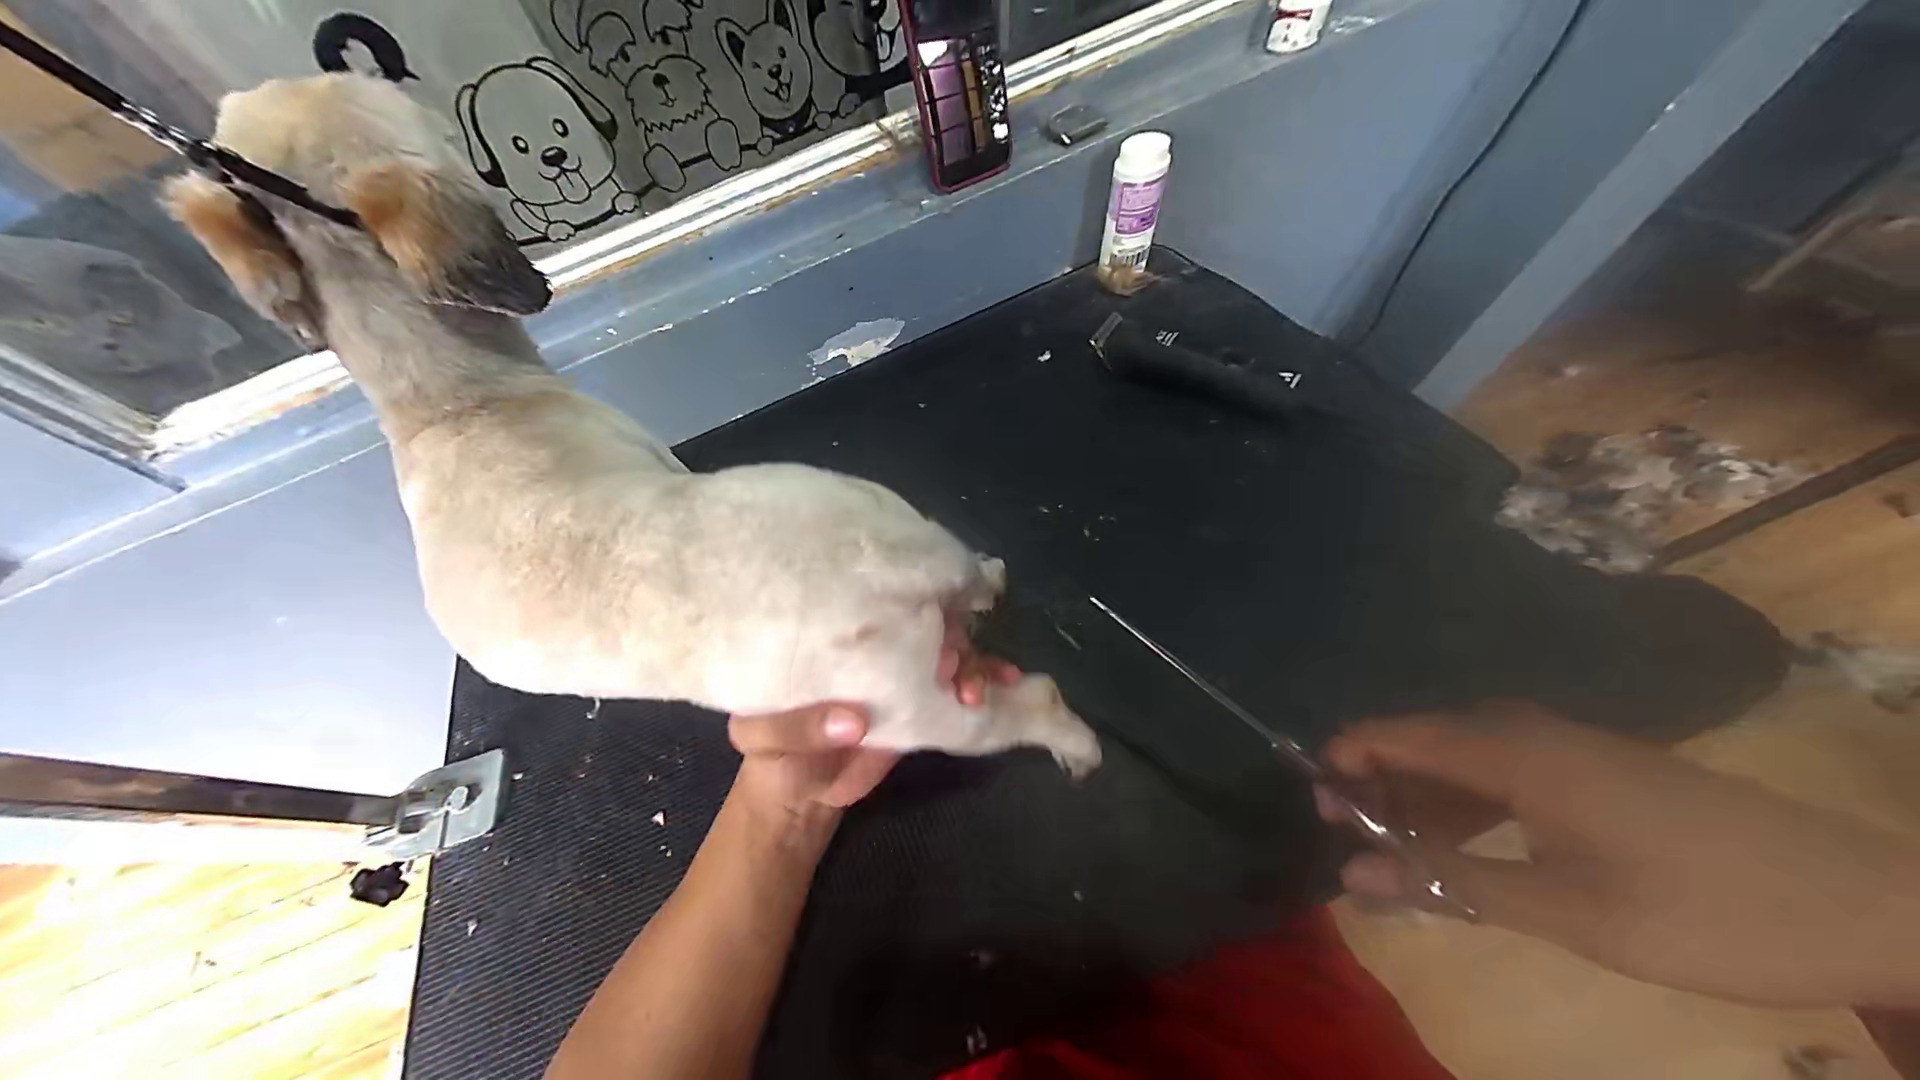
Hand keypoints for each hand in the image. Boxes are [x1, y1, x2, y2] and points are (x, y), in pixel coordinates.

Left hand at [726, 620, 1016, 820]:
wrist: (802, 791)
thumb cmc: (774, 752)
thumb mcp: (763, 737)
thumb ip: (797, 727)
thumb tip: (854, 720)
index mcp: (831, 633)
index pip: (869, 597)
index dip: (899, 598)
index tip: (920, 615)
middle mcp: (873, 640)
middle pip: (922, 618)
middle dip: (947, 635)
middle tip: (950, 668)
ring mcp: (904, 668)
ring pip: (950, 647)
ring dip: (972, 661)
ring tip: (974, 689)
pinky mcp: (926, 700)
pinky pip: (961, 683)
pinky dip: (987, 677)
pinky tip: (1007, 680)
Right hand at [1320, 700, 1919, 1006]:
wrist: (1874, 904)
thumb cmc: (1704, 906)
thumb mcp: (1567, 909)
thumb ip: (1449, 882)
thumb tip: (1351, 873)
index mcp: (1509, 749)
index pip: (1389, 733)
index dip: (1343, 764)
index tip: (1323, 811)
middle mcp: (1522, 729)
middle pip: (1415, 740)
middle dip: (1377, 787)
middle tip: (1362, 843)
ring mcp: (1559, 742)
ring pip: (1455, 754)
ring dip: (1421, 798)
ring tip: (1408, 851)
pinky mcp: (1586, 763)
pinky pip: (1495, 766)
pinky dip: (1465, 801)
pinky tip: (1469, 844)